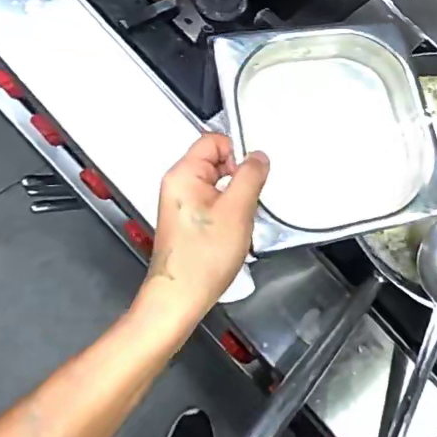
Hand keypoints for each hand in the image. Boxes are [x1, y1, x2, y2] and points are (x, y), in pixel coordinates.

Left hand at [131, 134, 268, 331]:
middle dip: (238, 178)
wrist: (180, 296)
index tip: (251, 173)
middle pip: (217, 161)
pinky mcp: (187, 219)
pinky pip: (213, 202)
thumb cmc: (200, 259)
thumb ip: (250, 176)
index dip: (237, 152)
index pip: (214, 140)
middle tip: (246, 201)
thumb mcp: (237, 210)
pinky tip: (231, 231)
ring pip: (217, 183)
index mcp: (183, 174)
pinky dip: (227, 212)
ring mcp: (181, 203)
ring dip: (234, 198)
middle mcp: (178, 184)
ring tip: (237, 220)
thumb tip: (258, 157)